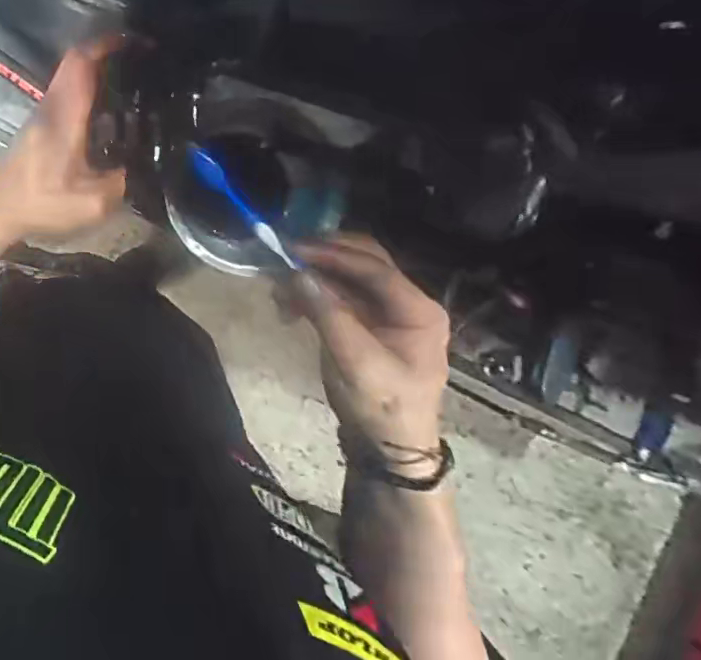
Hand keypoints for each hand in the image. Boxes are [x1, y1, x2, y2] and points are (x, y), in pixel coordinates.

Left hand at [0, 39, 128, 243]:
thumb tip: (137, 165)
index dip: (105, 43)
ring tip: (131, 82)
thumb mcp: (91, 204)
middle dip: (107, 52)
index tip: (134, 40)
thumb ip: (120, 181)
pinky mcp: (38, 125)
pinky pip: (67, 94)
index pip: (80, 63)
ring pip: (70, 77)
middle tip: (141, 59)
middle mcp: (51, 107)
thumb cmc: (40, 204)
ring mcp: (42, 114)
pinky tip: (109, 112)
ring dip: (97, 72)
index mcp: (64, 116)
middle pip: (75, 62)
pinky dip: (89, 91)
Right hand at [292, 235, 451, 475]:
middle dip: (324, 257)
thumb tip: (297, 273)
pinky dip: (315, 292)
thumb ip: (328, 313)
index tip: (295, 249)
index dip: (334, 255)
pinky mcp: (368, 321)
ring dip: (315, 275)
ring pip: (348, 275)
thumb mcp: (354, 362)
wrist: (388, 451)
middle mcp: (408, 302)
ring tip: (281, 287)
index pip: (375, 268)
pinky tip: (290, 303)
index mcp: (419, 310)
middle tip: (286, 256)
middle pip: (364, 261)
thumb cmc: (381, 408)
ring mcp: (388, 311)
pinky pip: (340, 293)